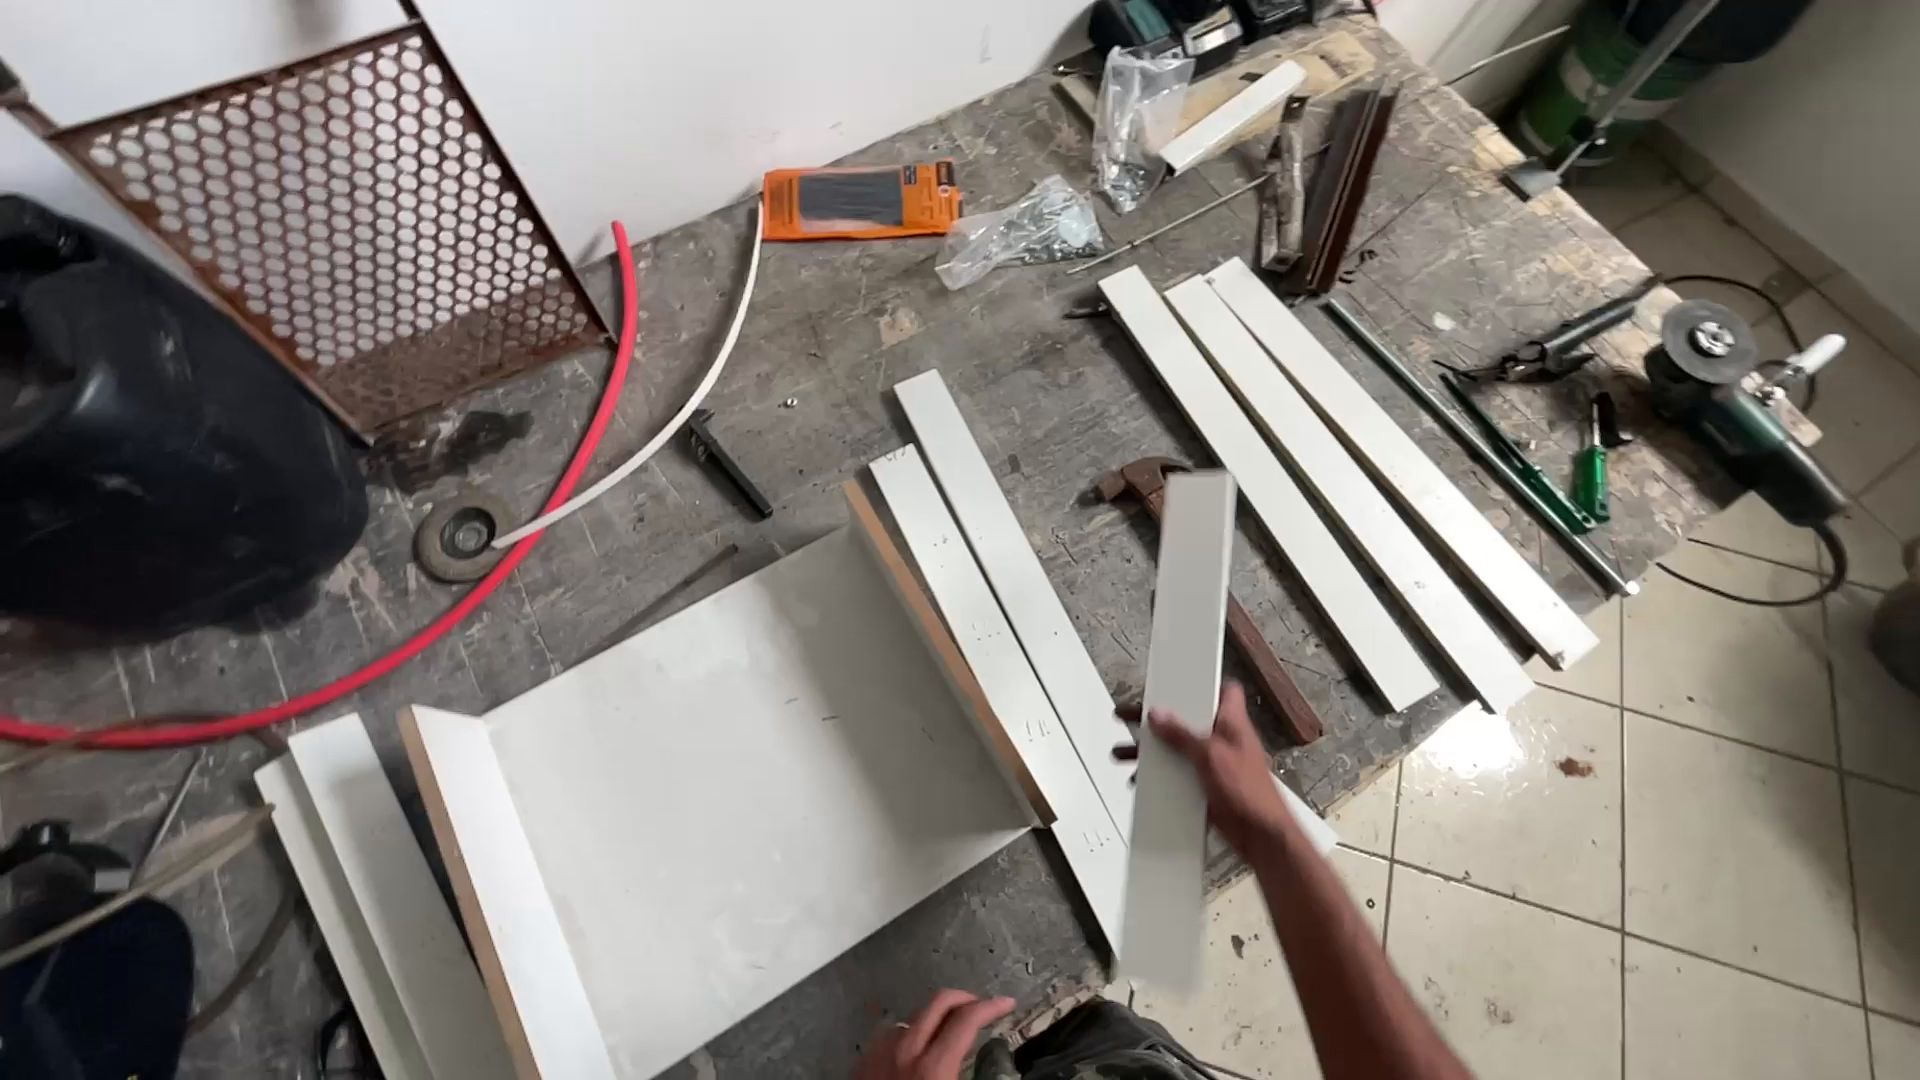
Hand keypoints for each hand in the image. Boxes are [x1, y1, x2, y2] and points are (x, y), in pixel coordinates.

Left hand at [854, 989, 1015, 1079]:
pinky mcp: (862, 1062)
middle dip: (965, 998)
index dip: (991, 1006)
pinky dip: (911, 1034)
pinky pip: (892, 1035)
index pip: (967, 1019)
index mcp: (933, 1068)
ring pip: (914, 1015)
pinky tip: (917, 1052)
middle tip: (981, 1009)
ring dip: (936, 1016)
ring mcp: (880, 1053)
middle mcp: (905, 1050)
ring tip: (950, 1032)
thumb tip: (998, 1070)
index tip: (1007, 1003)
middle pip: (939, 1001)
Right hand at [1142, 681, 1294, 857]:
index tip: (1175, 680)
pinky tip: (1143, 780)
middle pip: (1186, 719)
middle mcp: (1223, 740)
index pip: (1223, 690)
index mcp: (1231, 723)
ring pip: (1178, 748)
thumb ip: (1182, 734)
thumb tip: (1160, 715)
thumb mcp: (1211, 756)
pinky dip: (1160, 774)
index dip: (1202, 682)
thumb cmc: (1252, 794)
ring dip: (1153, 749)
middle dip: (1158, 719)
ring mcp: (1214, 763)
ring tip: (1125, 751)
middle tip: (1132, 716)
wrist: (1262, 838)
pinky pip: (1178, 773)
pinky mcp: (1207, 785)